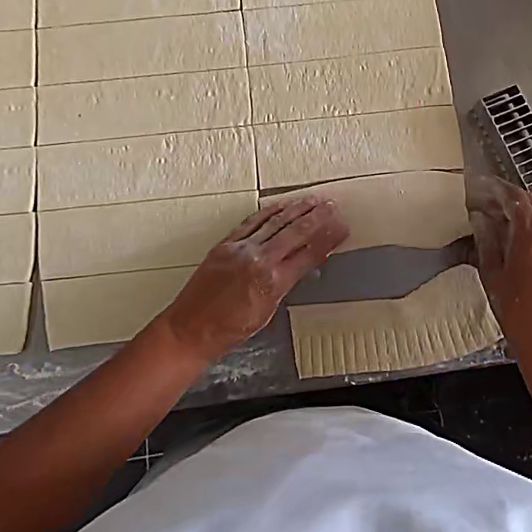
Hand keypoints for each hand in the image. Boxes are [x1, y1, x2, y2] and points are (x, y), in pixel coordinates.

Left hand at [159, 196, 347, 363]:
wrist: (190, 330)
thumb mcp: (268, 311)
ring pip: (276, 222)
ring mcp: (240, 250)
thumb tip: (305, 264)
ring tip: (313, 200)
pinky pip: (252, 222)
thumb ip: (287, 283)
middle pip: (296, 232)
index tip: (342, 228)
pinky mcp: (225, 245)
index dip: (329, 238)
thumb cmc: (228, 330)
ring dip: (297, 209)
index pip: (310, 253)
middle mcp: (258, 261)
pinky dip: (269, 212)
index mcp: (273, 282)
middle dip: (318, 217)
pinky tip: (280, 206)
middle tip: (333, 207)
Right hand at [468, 176, 531, 365]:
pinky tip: (521, 241)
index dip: (495, 189)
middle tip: (487, 202)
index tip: (481, 187)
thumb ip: (487, 242)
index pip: (513, 197)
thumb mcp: (493, 276)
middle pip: (531, 202)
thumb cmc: (522, 317)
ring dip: (523, 212)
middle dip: (508, 198)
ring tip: (501, 219)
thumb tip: (481, 222)